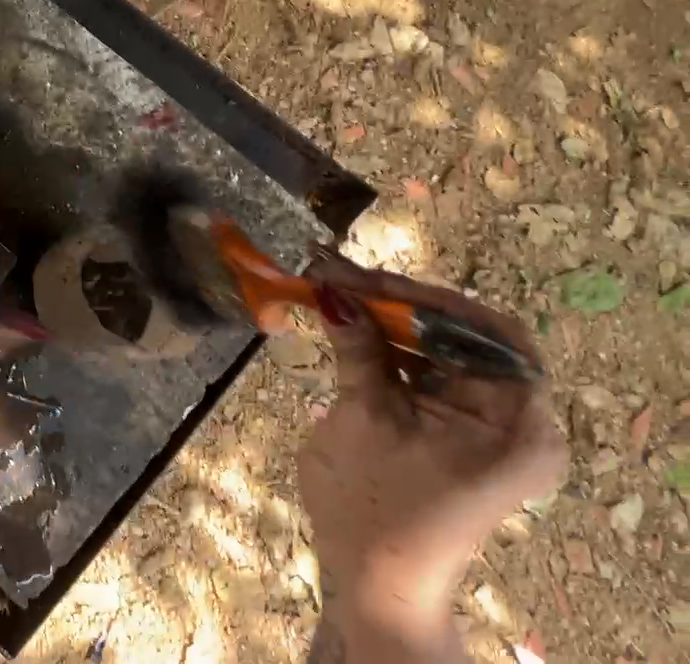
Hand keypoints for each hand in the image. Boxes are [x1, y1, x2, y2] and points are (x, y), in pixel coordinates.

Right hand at [297, 259, 565, 655]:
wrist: (373, 574)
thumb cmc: (373, 500)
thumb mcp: (363, 416)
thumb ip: (358, 350)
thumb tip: (333, 290)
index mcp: (517, 424)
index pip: (490, 336)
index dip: (427, 299)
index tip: (360, 277)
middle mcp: (517, 421)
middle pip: (466, 339)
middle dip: (400, 304)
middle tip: (334, 275)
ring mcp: (487, 427)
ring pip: (443, 351)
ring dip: (389, 321)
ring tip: (332, 292)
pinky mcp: (457, 431)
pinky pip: (430, 374)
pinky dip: (390, 348)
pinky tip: (348, 326)